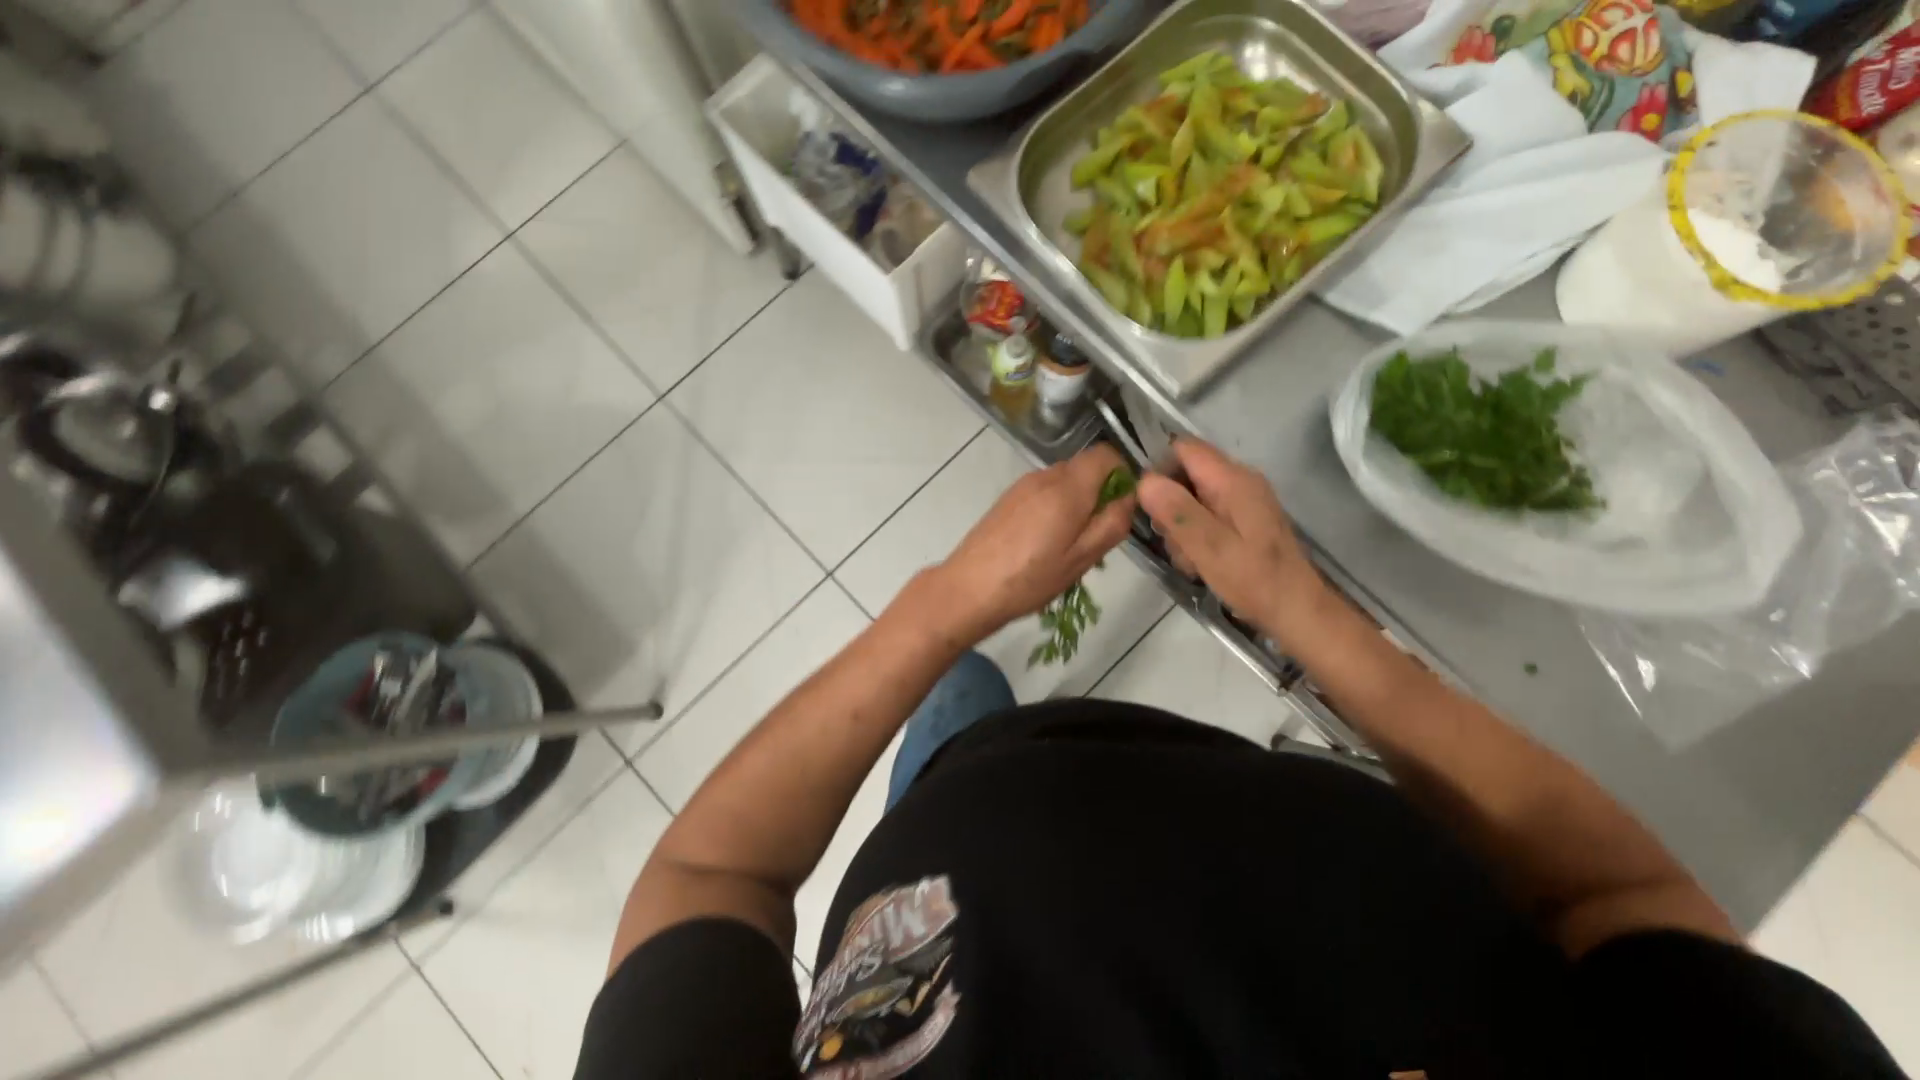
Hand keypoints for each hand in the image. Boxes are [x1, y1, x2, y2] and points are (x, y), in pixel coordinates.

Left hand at [918, 443, 1136, 644]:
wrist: (969, 588)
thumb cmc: (1030, 578)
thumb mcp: (1081, 558)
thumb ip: (1112, 523)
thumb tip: (1129, 498)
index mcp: (1067, 487)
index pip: (1106, 454)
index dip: (1122, 474)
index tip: (1121, 508)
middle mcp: (1044, 476)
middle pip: (1085, 468)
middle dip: (1099, 494)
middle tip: (1095, 536)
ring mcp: (1022, 485)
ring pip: (1064, 482)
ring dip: (1075, 504)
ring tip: (1067, 546)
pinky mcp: (1008, 498)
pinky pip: (1044, 493)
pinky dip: (1054, 509)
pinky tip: (1043, 544)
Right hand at [1136, 438, 1331, 649]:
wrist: (1296, 610)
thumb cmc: (1254, 579)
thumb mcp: (1210, 548)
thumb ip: (1178, 512)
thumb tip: (1145, 481)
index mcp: (1233, 480)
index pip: (1183, 449)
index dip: (1159, 470)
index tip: (1148, 506)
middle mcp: (1240, 480)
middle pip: (1186, 473)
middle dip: (1169, 505)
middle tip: (1172, 542)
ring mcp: (1243, 500)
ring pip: (1193, 497)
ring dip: (1180, 526)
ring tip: (1188, 558)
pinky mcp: (1243, 519)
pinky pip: (1206, 514)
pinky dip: (1195, 535)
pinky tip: (1199, 561)